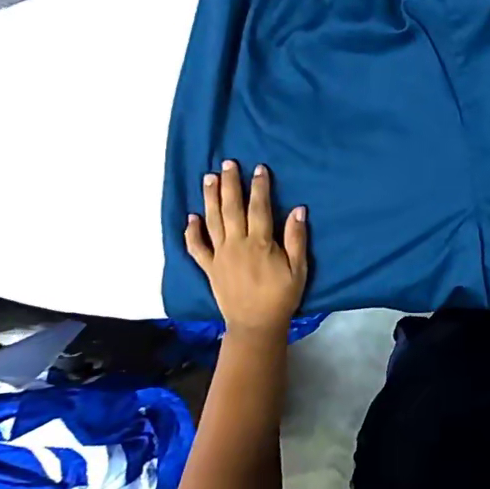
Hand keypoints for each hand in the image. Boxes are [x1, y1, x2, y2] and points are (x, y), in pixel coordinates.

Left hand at [184, 161, 308, 336]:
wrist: (255, 325)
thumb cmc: (281, 297)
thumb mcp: (298, 270)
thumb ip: (296, 239)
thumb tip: (298, 210)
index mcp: (260, 243)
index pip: (259, 208)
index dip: (259, 187)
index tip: (259, 169)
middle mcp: (236, 244)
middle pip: (232, 208)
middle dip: (230, 184)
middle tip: (227, 163)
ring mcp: (220, 255)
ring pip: (212, 221)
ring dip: (210, 198)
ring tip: (208, 178)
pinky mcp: (209, 268)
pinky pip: (197, 247)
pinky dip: (192, 232)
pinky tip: (191, 217)